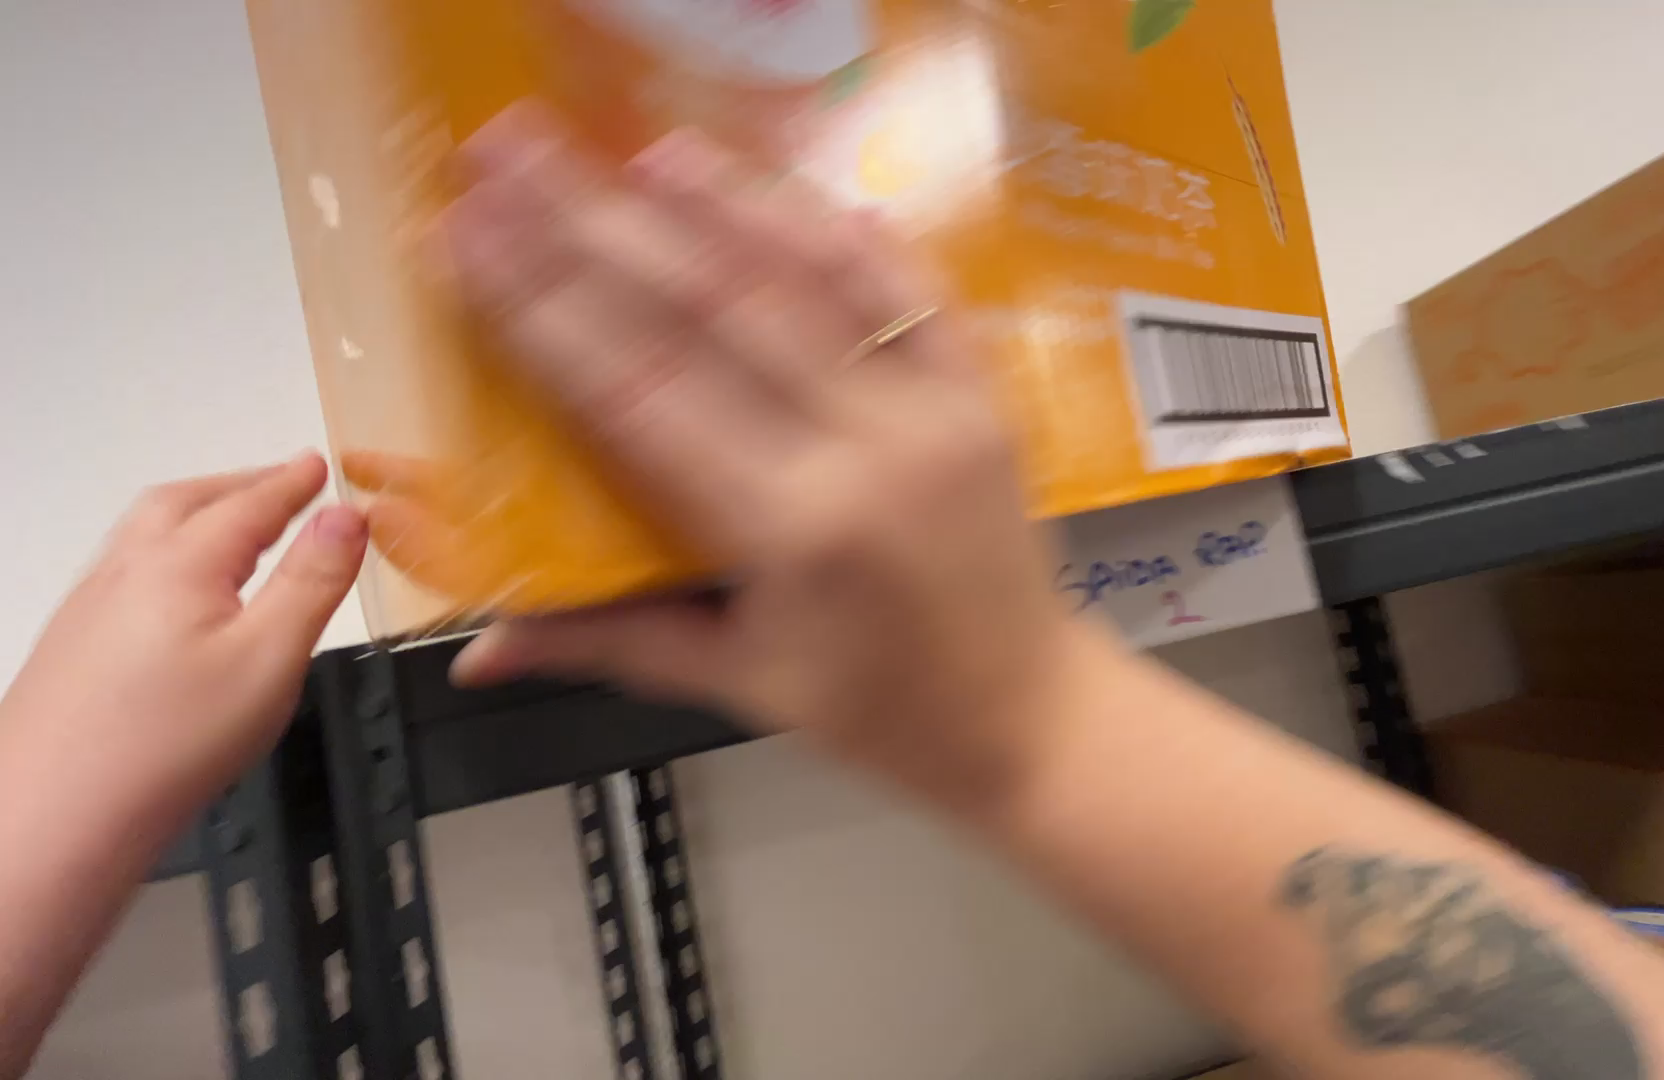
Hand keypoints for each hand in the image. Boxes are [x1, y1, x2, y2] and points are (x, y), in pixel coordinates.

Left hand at [0, 454, 366, 798]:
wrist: (52, 822)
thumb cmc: (180, 734)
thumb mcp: (273, 653)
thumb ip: (314, 579)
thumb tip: (349, 514)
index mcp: (178, 568)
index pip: (246, 507)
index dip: (289, 482)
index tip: (322, 461)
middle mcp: (124, 575)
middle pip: (180, 504)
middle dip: (241, 483)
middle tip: (290, 479)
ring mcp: (89, 610)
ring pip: (147, 532)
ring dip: (204, 508)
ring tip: (249, 517)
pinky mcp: (75, 644)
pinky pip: (131, 564)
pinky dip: (177, 542)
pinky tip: (195, 577)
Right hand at [443, 106, 1111, 800]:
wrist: (1025, 710)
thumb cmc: (885, 711)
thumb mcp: (745, 683)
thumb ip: (614, 641)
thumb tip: (480, 649)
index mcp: (799, 529)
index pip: (646, 391)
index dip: (545, 308)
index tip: (467, 236)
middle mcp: (874, 451)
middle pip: (719, 311)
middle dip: (603, 225)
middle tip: (515, 153)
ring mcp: (944, 413)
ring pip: (824, 282)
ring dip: (731, 205)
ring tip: (646, 150)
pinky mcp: (989, 402)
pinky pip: (922, 298)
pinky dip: (861, 243)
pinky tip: (806, 199)